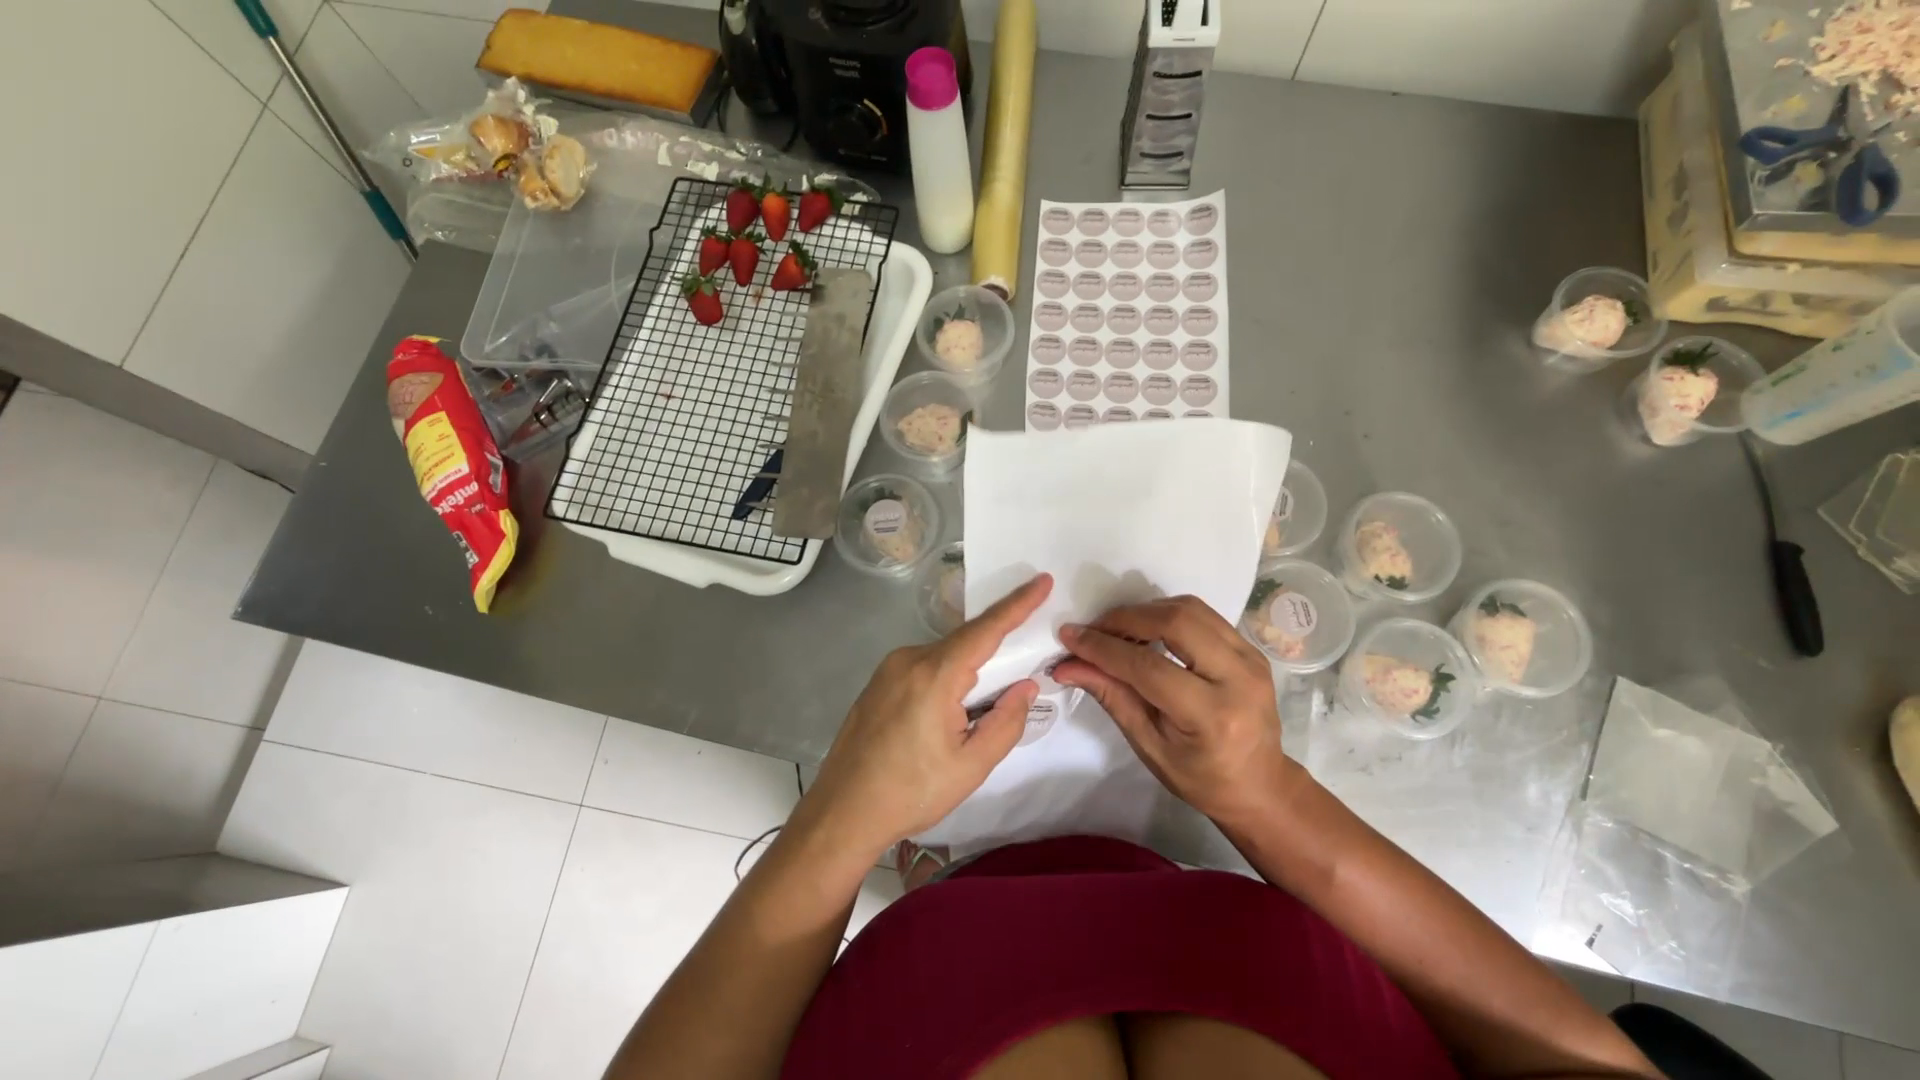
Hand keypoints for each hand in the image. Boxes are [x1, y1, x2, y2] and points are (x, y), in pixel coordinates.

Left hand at [795, 574, 1051, 859]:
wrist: (842, 813)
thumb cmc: (910, 793)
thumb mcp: (971, 766)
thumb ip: (1005, 722)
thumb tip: (1025, 687)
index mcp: (934, 676)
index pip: (985, 630)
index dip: (1018, 605)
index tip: (1042, 581)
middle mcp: (908, 660)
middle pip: (964, 643)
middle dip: (995, 653)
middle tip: (1020, 676)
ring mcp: (888, 671)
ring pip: (943, 658)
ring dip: (968, 673)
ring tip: (975, 717)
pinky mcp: (877, 685)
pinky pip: (923, 669)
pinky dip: (946, 680)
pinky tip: (947, 716)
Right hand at [1053, 595, 1299, 827]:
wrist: (1259, 784)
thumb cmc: (1200, 777)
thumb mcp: (1149, 746)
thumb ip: (1112, 698)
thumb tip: (1068, 665)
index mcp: (1212, 716)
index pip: (1149, 668)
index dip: (1104, 648)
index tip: (1070, 637)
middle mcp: (1238, 679)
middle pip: (1176, 621)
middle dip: (1127, 618)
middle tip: (1095, 630)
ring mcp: (1251, 659)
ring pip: (1192, 609)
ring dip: (1147, 611)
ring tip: (1118, 630)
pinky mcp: (1252, 649)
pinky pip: (1205, 616)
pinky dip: (1168, 616)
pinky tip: (1147, 632)